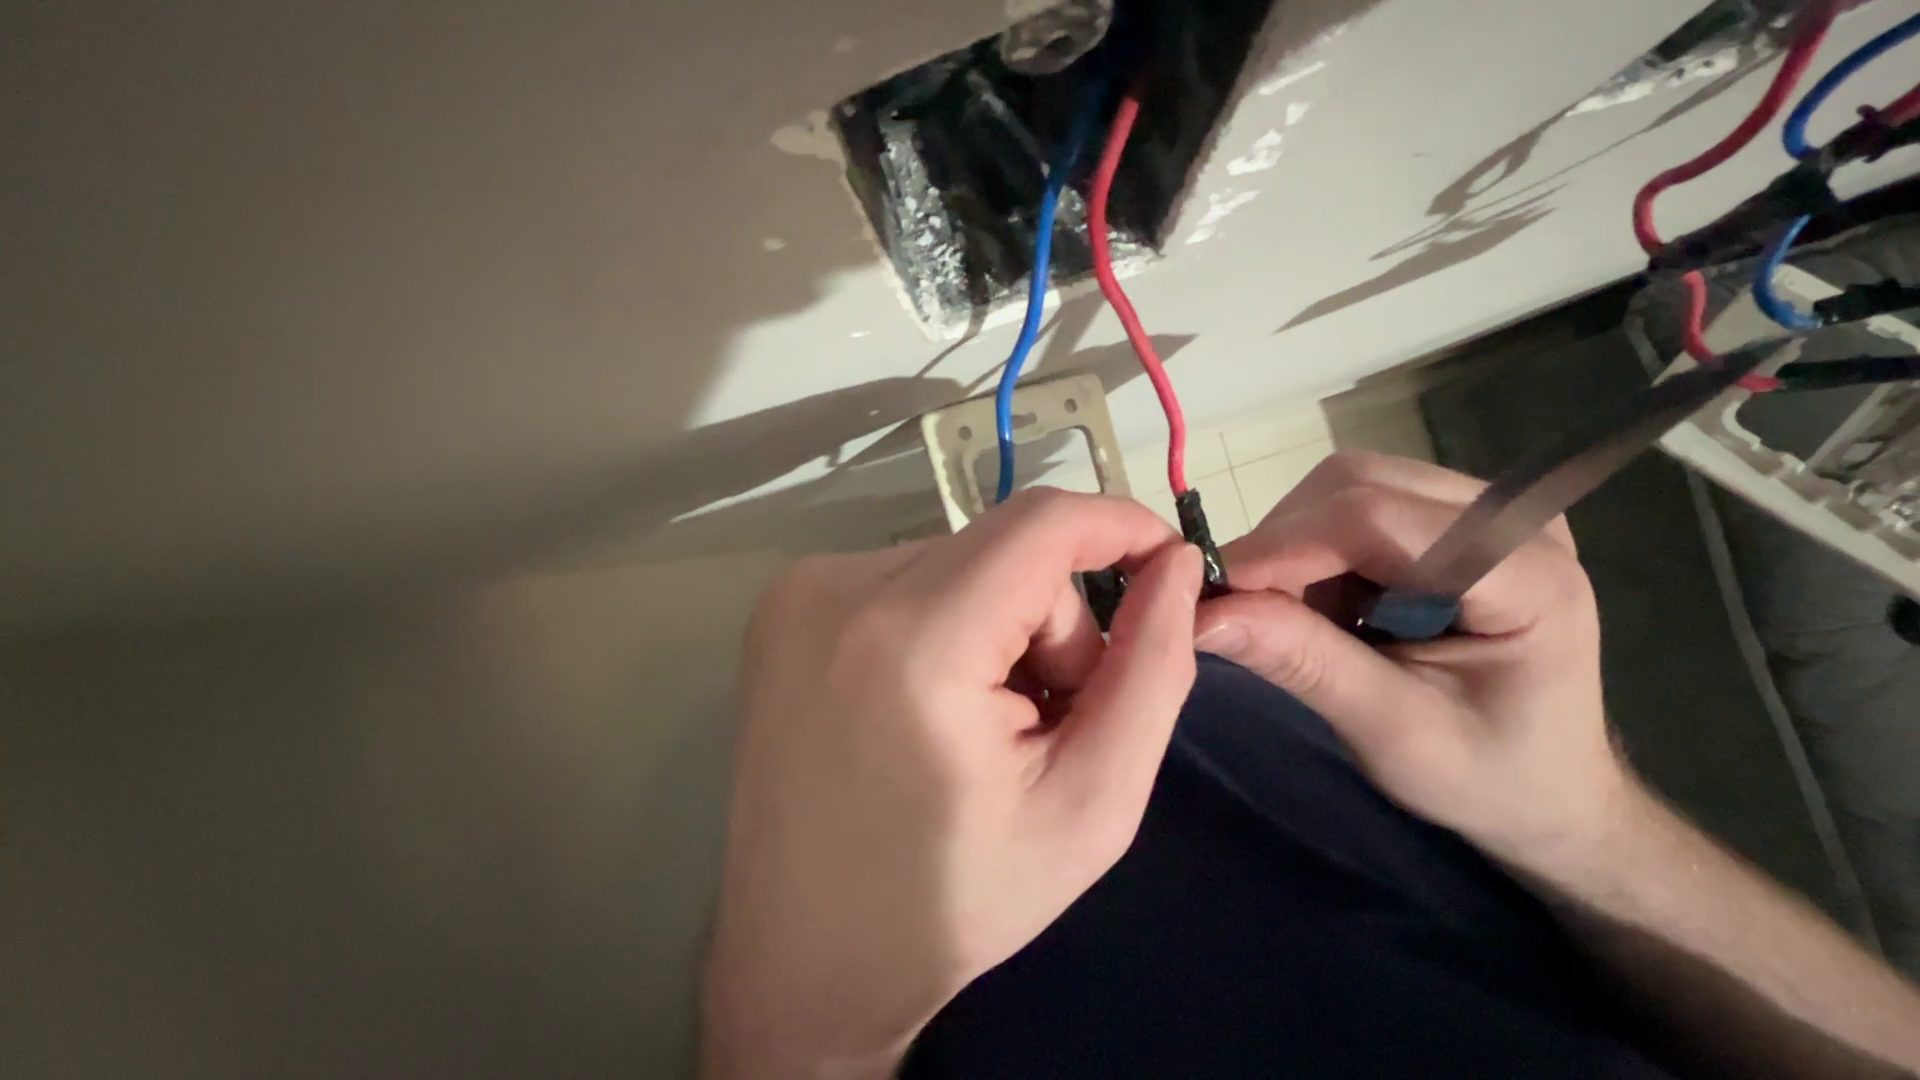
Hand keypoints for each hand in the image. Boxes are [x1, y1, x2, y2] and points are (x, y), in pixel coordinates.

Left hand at [703, 489, 1202, 1079]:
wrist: (804, 957)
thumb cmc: (953, 899)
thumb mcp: (1089, 803)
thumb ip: (1149, 671)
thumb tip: (1176, 567)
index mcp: (914, 640)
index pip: (1041, 523)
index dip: (1118, 526)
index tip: (1167, 566)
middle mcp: (838, 591)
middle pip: (1003, 547)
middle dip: (1055, 618)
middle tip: (1049, 716)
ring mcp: (798, 594)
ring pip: (958, 559)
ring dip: (1001, 622)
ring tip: (986, 723)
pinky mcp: (780, 606)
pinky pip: (906, 578)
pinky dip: (948, 622)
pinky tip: (934, 705)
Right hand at [1193, 452, 1629, 875]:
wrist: (1544, 789)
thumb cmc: (1484, 777)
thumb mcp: (1390, 732)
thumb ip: (1304, 663)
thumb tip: (1202, 614)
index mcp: (1527, 573)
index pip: (1379, 519)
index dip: (1285, 546)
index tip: (1212, 593)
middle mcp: (1511, 518)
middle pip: (1359, 485)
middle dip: (1284, 543)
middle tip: (1246, 612)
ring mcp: (1483, 510)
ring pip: (1348, 486)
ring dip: (1295, 546)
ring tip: (1294, 618)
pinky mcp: (1452, 519)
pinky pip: (1355, 504)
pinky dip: (1314, 550)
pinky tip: (1324, 604)